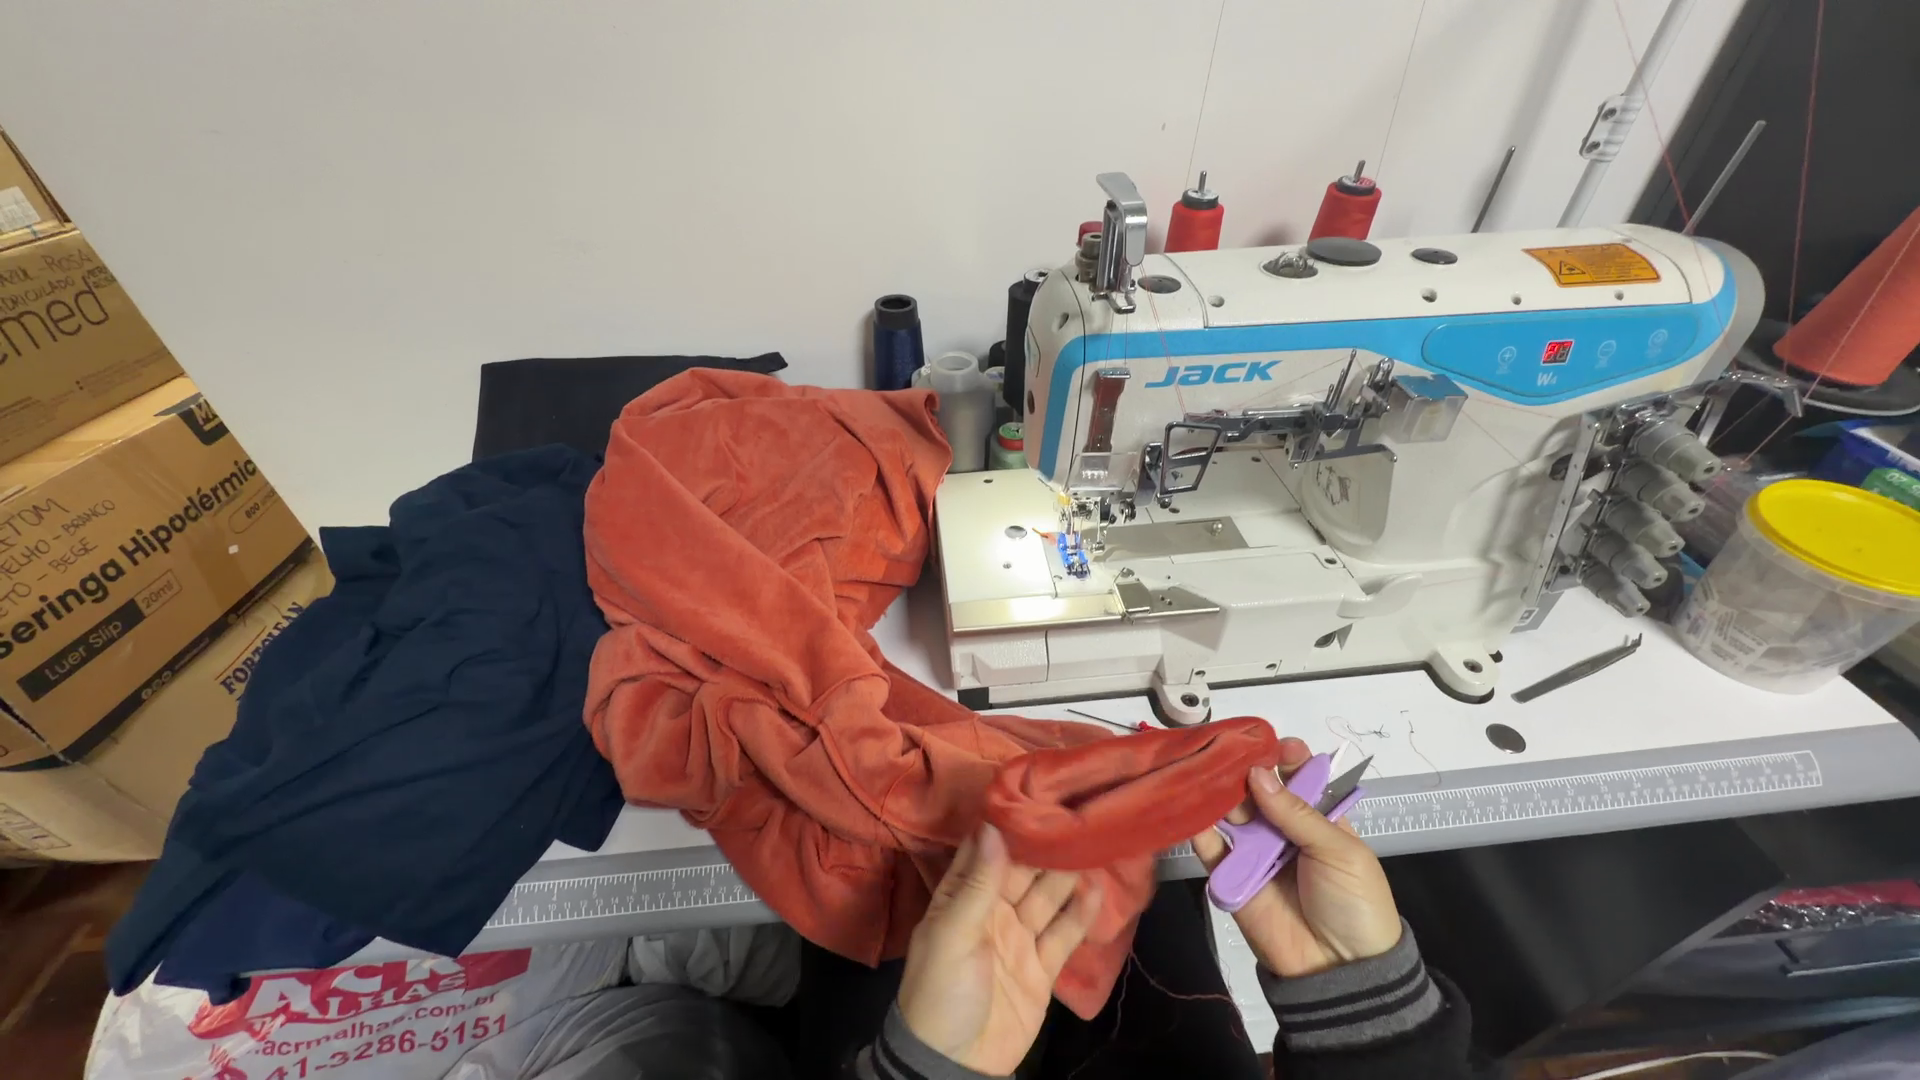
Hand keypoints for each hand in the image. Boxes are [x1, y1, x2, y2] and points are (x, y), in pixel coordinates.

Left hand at [897, 823, 1104, 1075]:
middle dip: (1044, 847)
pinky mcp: (1041, 968)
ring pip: (1046, 898)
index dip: (1005, 825)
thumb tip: (991, 828)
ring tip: (1092, 844)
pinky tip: (1096, 890)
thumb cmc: (941, 989)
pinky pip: (1062, 934)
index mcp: (961, 898)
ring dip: (1065, 875)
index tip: (1031, 794)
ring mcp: (1018, 938)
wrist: (956, 1065)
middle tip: (1073, 817)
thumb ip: (978, 883)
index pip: (984, 851)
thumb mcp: (953, 933)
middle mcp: (991, 911)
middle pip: (1022, 871)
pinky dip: (1080, 913)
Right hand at [1191, 743, 1402, 976]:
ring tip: (1200, 771)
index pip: (1296, 777)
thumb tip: (1258, 772)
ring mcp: (1253, 850)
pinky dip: (1196, 825)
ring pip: (1228, 810)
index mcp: (1316, 818)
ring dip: (1216, 791)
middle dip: (1240, 768)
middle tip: (1222, 751)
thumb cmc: (1354, 904)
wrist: (1339, 973)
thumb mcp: (1339, 852)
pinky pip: (1208, 846)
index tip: (1268, 742)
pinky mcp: (1228, 875)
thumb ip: (1297, 812)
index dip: (1283, 757)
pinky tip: (1188, 805)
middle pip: (1255, 788)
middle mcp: (1280, 828)